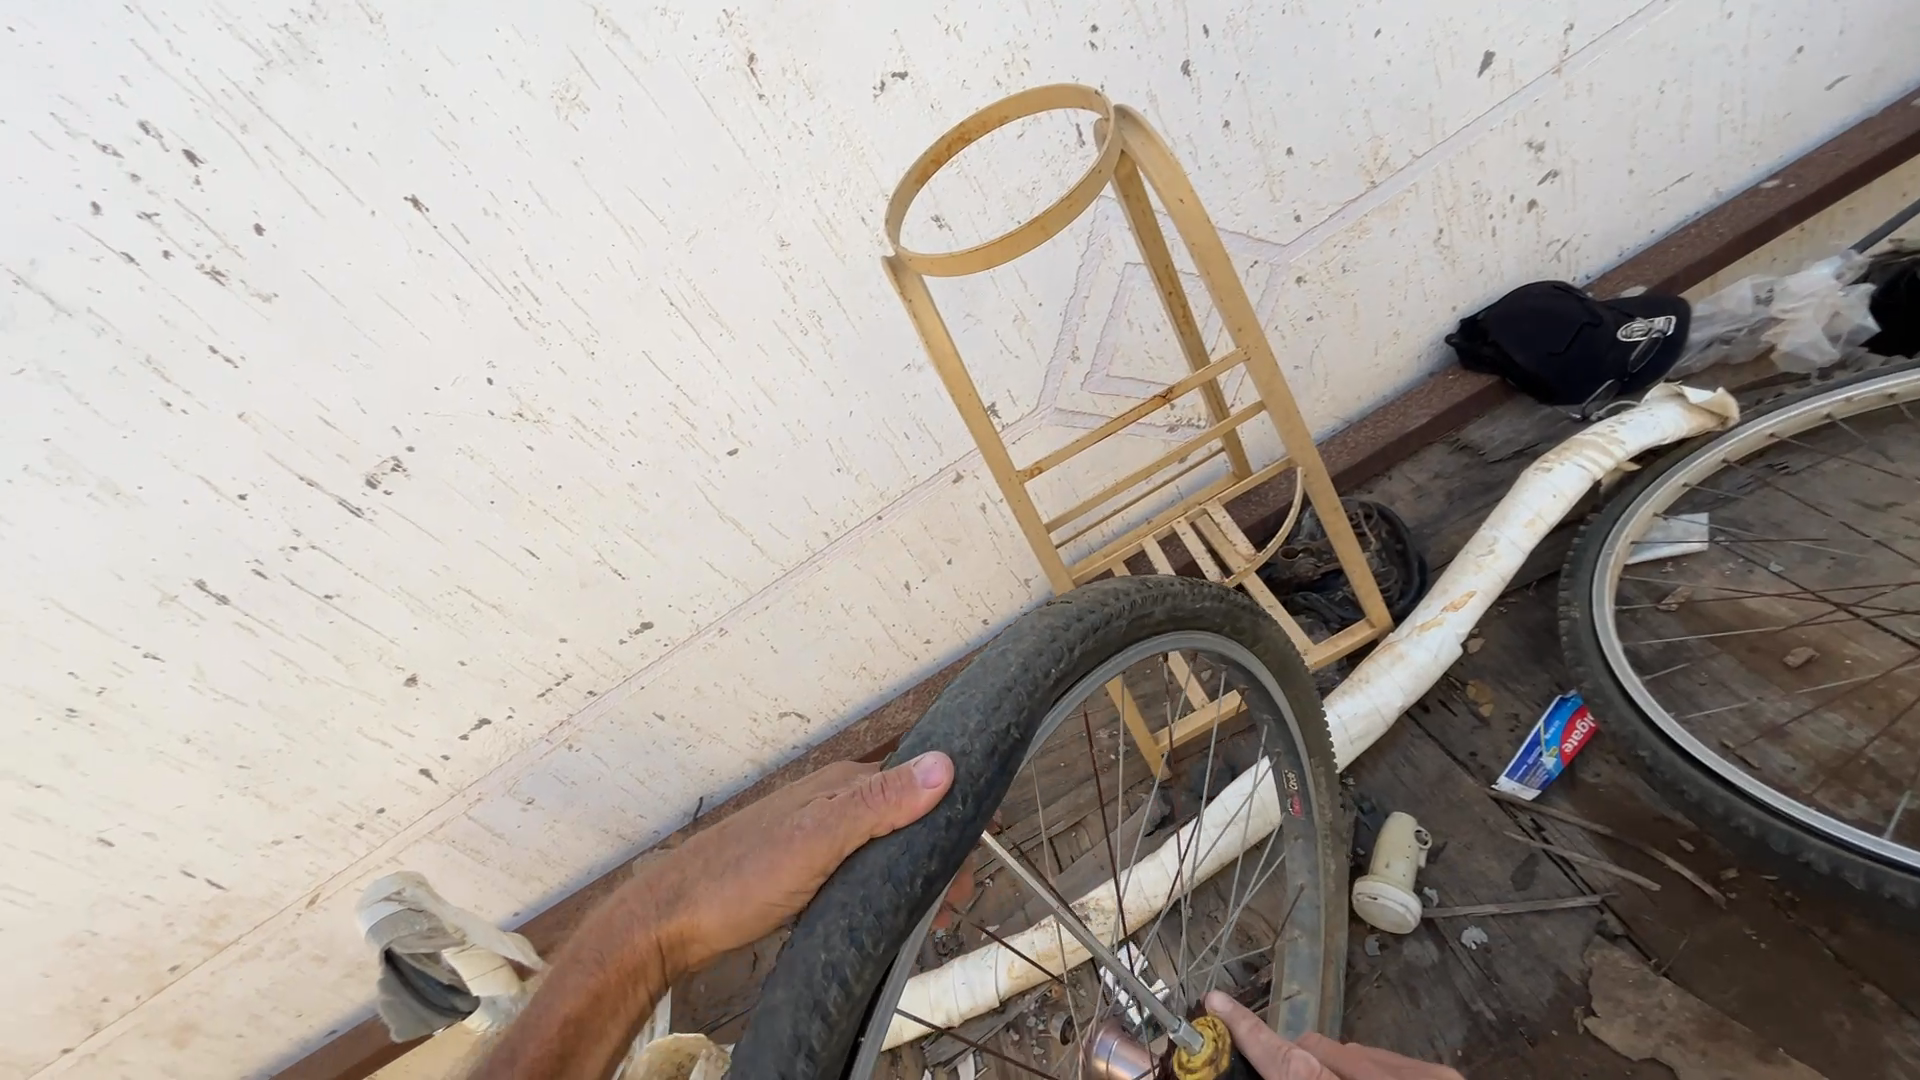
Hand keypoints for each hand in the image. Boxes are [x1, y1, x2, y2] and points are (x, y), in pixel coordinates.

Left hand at [640, 751, 954, 974]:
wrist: (671, 919)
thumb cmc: (741, 876)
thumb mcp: (819, 839)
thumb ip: (880, 803)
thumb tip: (945, 763)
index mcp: (844, 786)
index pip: (918, 786)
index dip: (952, 817)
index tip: (975, 857)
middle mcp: (835, 802)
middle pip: (905, 818)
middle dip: (936, 856)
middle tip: (950, 905)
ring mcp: (819, 834)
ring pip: (884, 846)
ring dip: (912, 876)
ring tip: (927, 919)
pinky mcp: (806, 867)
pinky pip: (860, 870)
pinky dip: (883, 889)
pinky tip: (886, 915)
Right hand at [1205, 992, 1464, 1079]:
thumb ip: (1298, 1078)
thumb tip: (1282, 1066)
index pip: (1286, 1060)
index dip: (1247, 1030)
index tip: (1216, 1001)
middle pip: (1312, 1052)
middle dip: (1294, 1065)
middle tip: (1282, 1077)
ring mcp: (1420, 1076)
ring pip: (1347, 1055)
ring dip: (1333, 1075)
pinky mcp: (1441, 1076)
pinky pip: (1383, 1063)